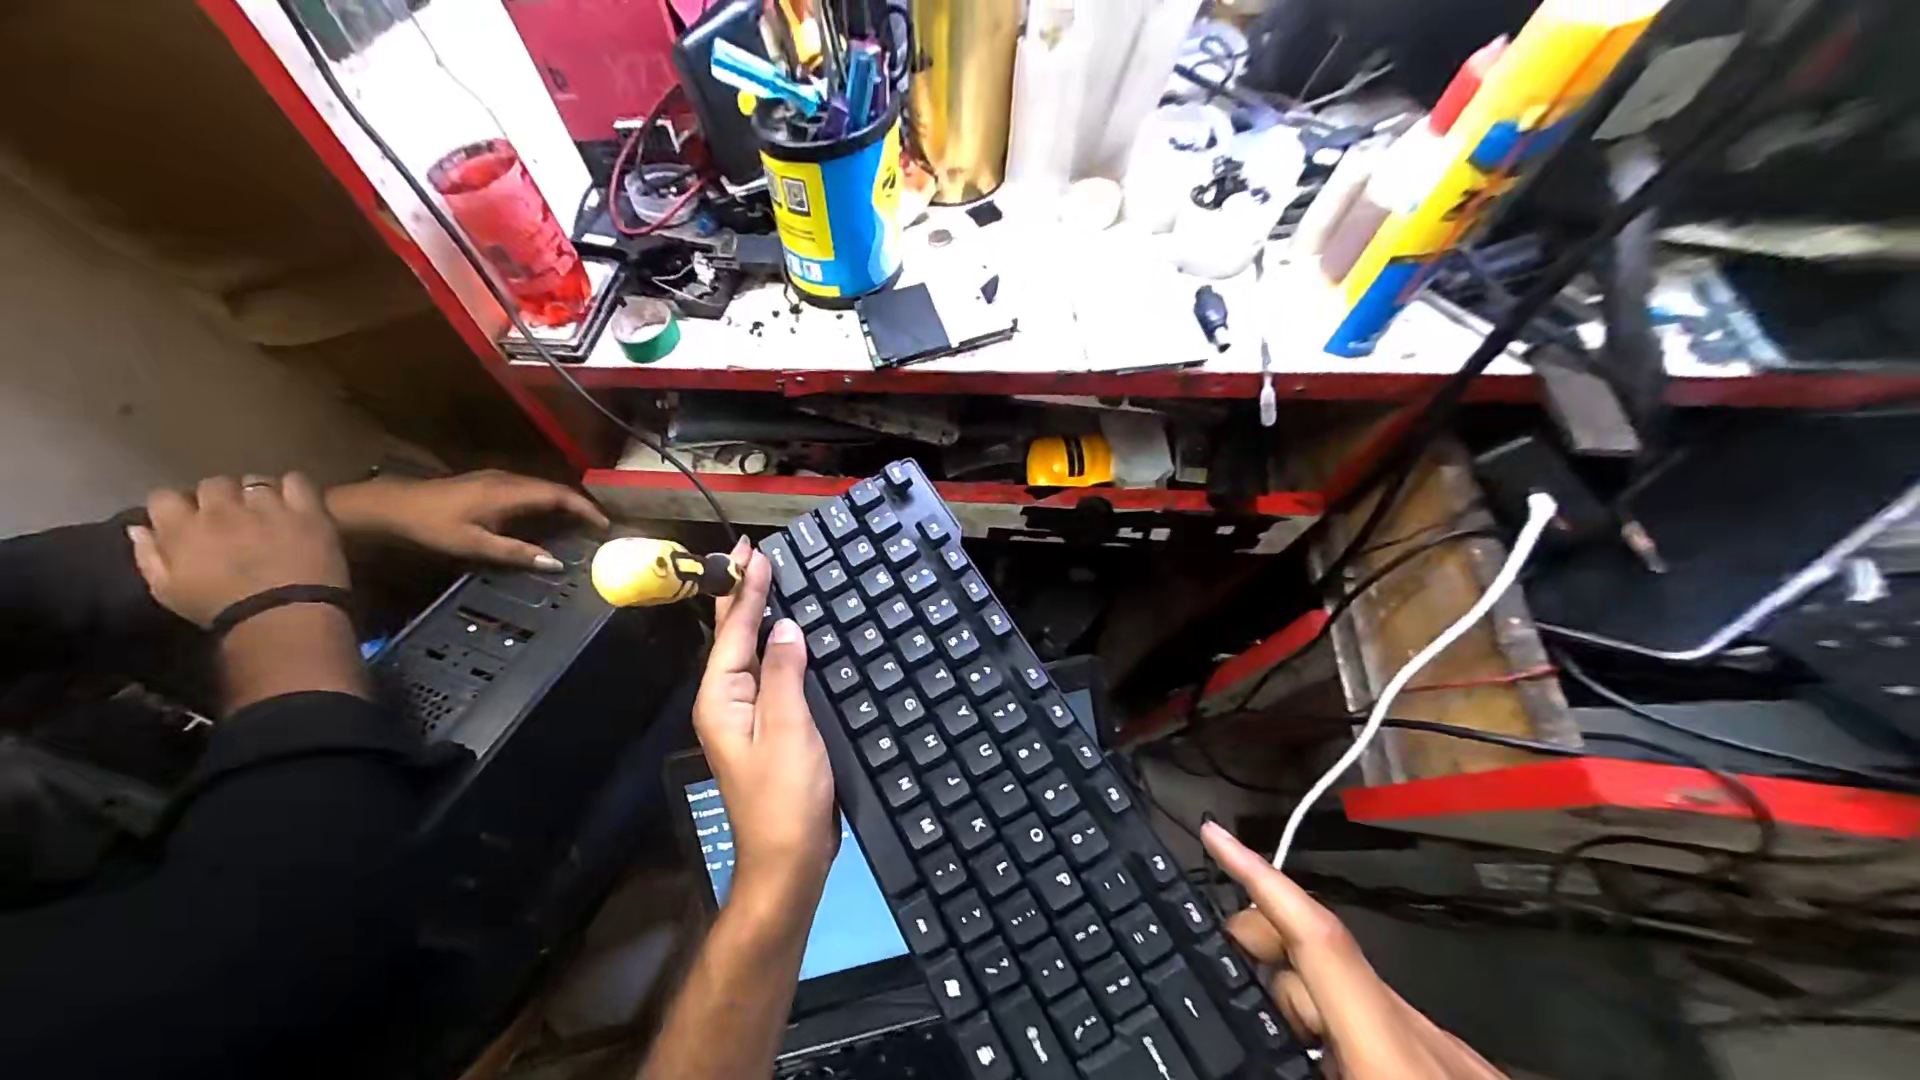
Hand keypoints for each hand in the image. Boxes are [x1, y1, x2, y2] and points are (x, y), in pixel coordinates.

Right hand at [128, 474, 348, 627]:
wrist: (284, 613)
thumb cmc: (221, 608)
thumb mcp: (167, 589)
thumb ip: (149, 554)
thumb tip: (139, 528)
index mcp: (182, 528)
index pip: (165, 496)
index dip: (178, 505)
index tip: (192, 517)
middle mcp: (222, 511)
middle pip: (214, 484)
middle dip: (221, 496)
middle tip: (236, 515)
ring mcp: (268, 509)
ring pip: (256, 482)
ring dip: (258, 493)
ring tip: (268, 510)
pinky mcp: (308, 513)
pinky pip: (299, 482)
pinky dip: (296, 487)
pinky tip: (297, 502)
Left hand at [325, 470, 610, 570]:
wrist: (388, 506)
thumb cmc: (431, 526)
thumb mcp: (475, 544)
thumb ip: (517, 553)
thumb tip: (556, 563)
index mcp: (510, 492)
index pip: (560, 496)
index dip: (586, 509)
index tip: (605, 526)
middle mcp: (509, 479)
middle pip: (556, 489)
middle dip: (581, 506)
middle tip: (598, 526)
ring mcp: (498, 478)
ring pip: (543, 487)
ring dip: (564, 503)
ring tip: (580, 522)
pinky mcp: (488, 482)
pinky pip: (530, 489)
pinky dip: (547, 501)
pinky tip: (547, 515)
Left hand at [696, 538, 838, 912]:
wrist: (788, 857)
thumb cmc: (785, 794)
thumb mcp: (788, 729)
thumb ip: (782, 673)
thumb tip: (784, 626)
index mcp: (721, 698)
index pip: (733, 631)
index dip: (745, 590)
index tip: (755, 552)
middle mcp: (725, 701)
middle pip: (731, 637)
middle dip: (741, 595)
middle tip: (754, 555)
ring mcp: (744, 714)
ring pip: (748, 652)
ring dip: (757, 615)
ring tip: (767, 581)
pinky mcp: (765, 724)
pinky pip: (765, 670)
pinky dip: (774, 644)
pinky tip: (787, 634)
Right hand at [1202, 821, 1509, 1079]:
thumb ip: (1286, 1066)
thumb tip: (1235, 1050)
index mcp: (1395, 1064)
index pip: (1320, 941)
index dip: (1261, 879)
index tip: (1214, 835)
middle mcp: (1426, 1044)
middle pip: (1325, 958)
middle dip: (1262, 947)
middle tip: (1216, 973)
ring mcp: (1450, 1059)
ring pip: (1351, 993)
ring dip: (1297, 999)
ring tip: (1265, 1039)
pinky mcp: (1462, 1076)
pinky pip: (1379, 1026)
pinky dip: (1335, 1028)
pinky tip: (1322, 1064)